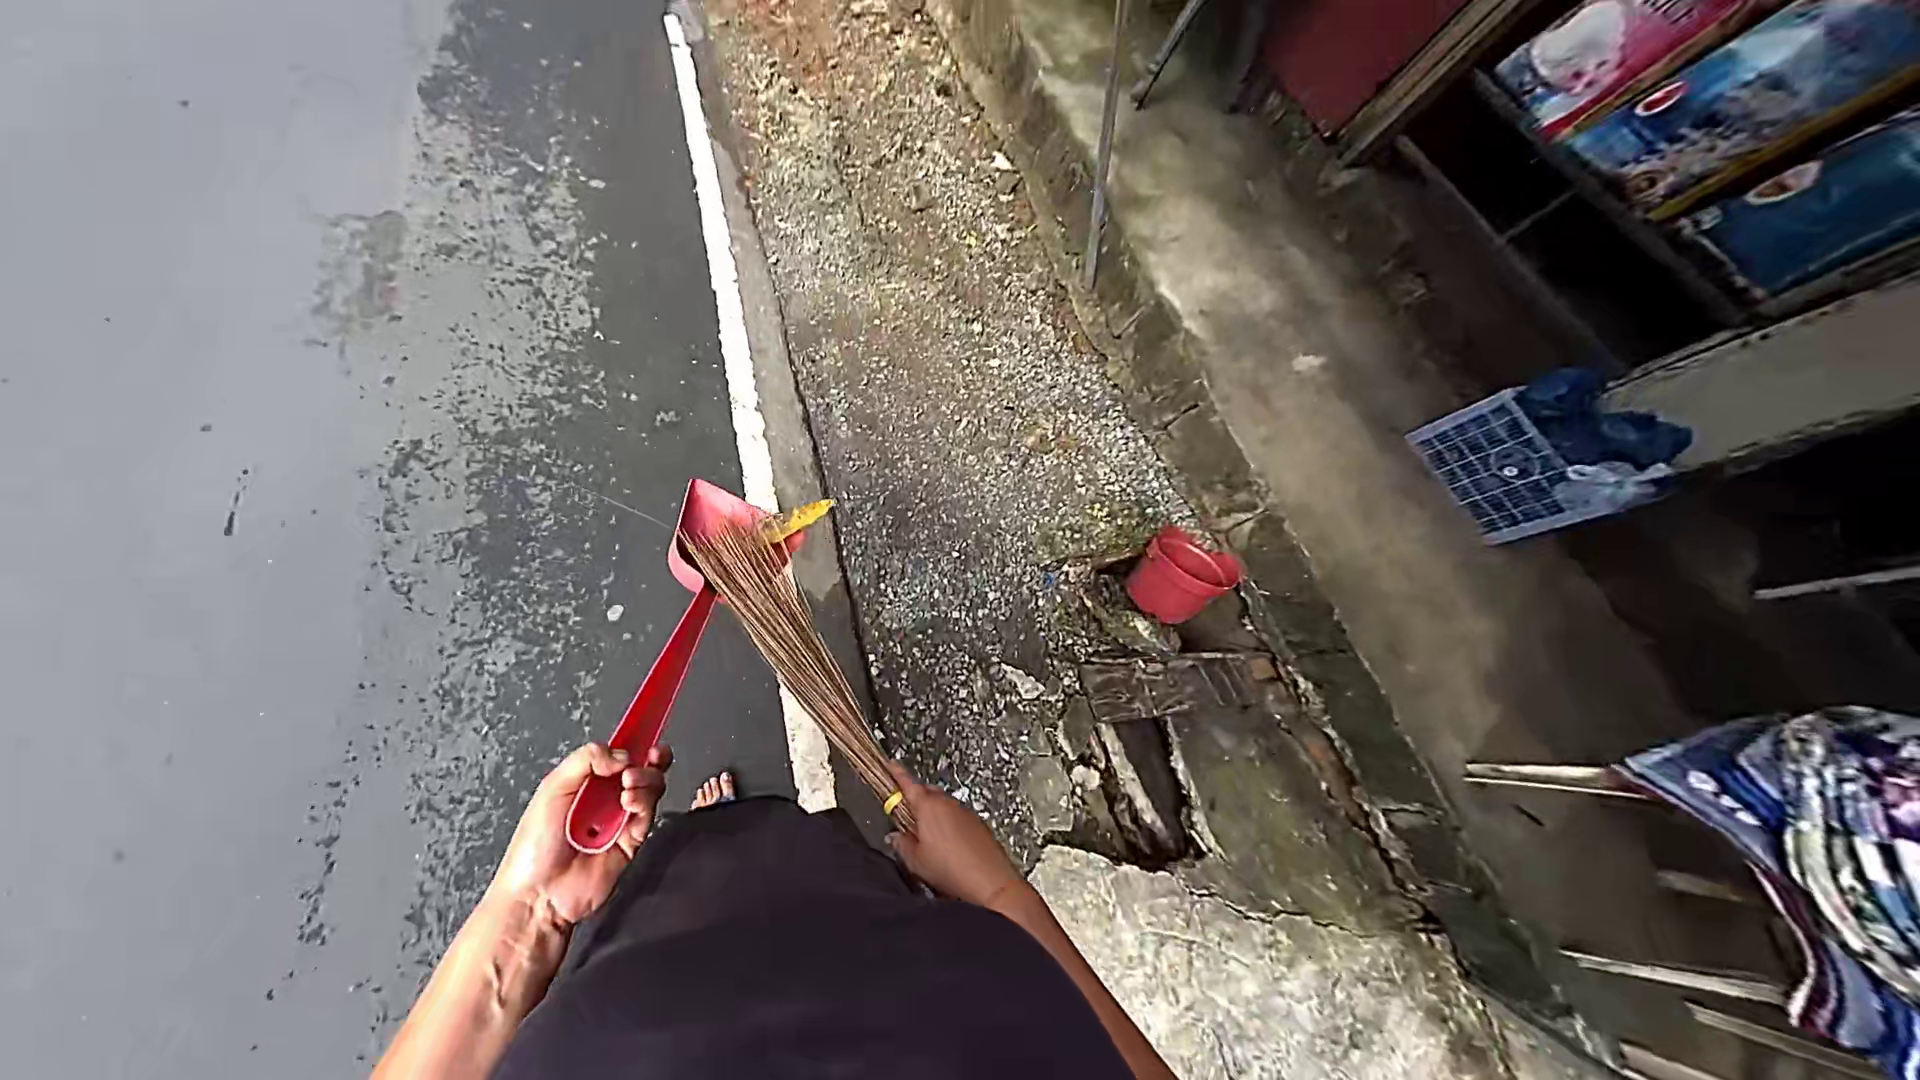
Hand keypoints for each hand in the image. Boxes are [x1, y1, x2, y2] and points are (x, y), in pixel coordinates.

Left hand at [488, 743, 671, 929]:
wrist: (539, 895)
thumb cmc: (533, 850)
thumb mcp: (552, 789)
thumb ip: (586, 759)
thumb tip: (621, 753)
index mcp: (586, 781)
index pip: (619, 752)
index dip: (635, 739)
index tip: (647, 727)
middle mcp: (606, 796)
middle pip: (645, 765)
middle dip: (652, 756)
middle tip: (649, 755)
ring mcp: (621, 816)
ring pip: (652, 784)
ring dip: (645, 778)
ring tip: (628, 786)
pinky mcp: (634, 837)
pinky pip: (650, 811)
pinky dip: (644, 802)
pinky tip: (628, 805)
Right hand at [884, 760, 1023, 907]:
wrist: (990, 882)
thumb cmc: (952, 870)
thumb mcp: (916, 862)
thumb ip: (901, 844)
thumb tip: (895, 837)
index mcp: (928, 806)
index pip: (908, 783)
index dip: (898, 773)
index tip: (891, 764)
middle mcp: (947, 803)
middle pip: (927, 792)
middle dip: (915, 798)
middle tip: (905, 811)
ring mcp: (964, 812)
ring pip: (943, 805)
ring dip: (933, 814)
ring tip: (925, 837)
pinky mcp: (976, 823)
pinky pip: (956, 816)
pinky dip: (948, 824)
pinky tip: (946, 845)